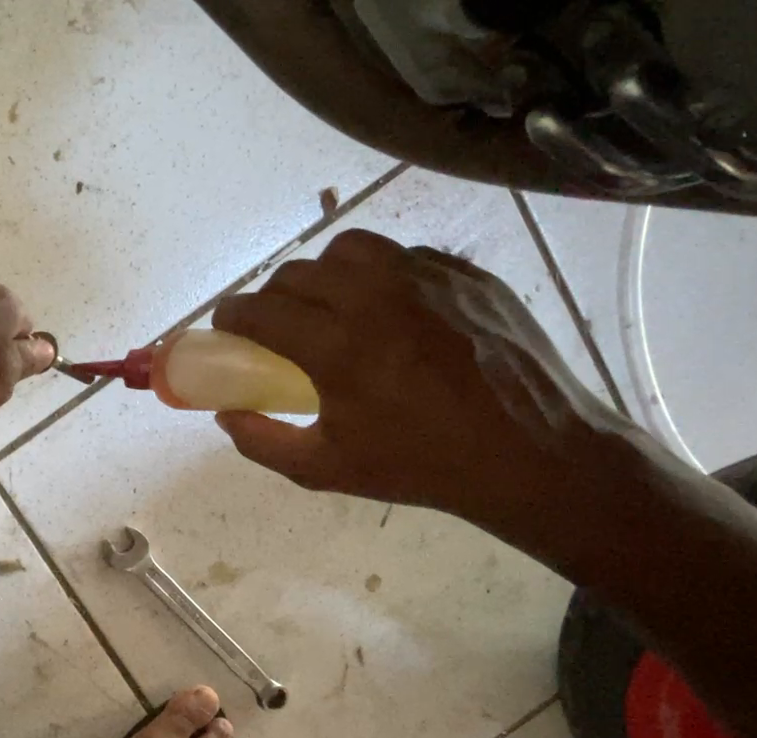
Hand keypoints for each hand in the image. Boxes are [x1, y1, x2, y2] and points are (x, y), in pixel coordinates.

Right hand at [210, 229, 635, 527]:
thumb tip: (227, 415)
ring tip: (329, 305)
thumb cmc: (418, 465)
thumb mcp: (322, 469)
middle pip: (298, 272)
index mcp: (337, 347)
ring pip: (351, 249)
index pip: (261, 310)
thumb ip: (260, 442)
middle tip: (274, 327)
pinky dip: (379, 275)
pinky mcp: (468, 275)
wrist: (530, 453)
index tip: (226, 327)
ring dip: (323, 273)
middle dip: (271, 296)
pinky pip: (405, 255)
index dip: (232, 315)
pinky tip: (385, 310)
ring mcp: (429, 279)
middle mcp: (378, 299)